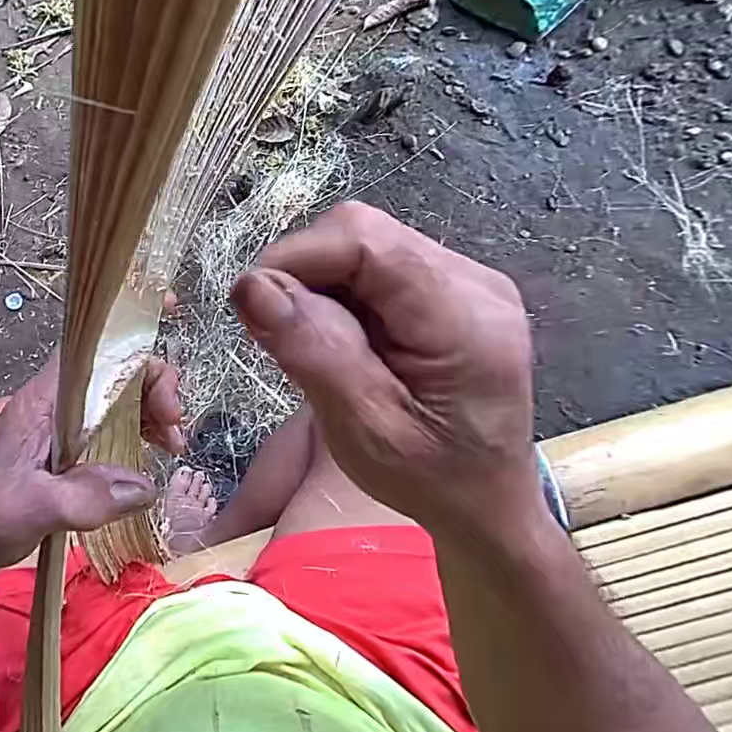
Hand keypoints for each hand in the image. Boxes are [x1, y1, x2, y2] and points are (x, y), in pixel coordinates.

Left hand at [0, 356, 183, 600]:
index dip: (126, 336)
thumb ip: (84, 498)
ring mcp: (63, 421)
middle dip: (152, 383)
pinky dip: (141, 427)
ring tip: (173, 443)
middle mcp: (54, 403)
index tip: (165, 344)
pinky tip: (158, 449)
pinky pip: (113, 419)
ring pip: (117, 392)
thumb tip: (144, 486)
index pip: (86, 351)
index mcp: (41, 403)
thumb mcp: (33, 511)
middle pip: (111, 369)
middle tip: (173, 426)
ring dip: (152, 408)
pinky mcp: (70, 441)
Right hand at [232, 203, 543, 542]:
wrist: (481, 499)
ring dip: (312, 283)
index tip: (251, 306)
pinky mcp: (441, 288)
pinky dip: (330, 292)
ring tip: (307, 342)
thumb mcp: (361, 428)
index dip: (293, 259)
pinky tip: (332, 336)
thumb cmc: (426, 477)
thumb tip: (250, 287)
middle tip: (277, 333)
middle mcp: (471, 282)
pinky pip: (367, 264)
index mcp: (463, 318)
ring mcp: (461, 280)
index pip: (364, 241)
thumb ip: (312, 352)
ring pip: (358, 242)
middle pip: (360, 232)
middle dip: (300, 272)